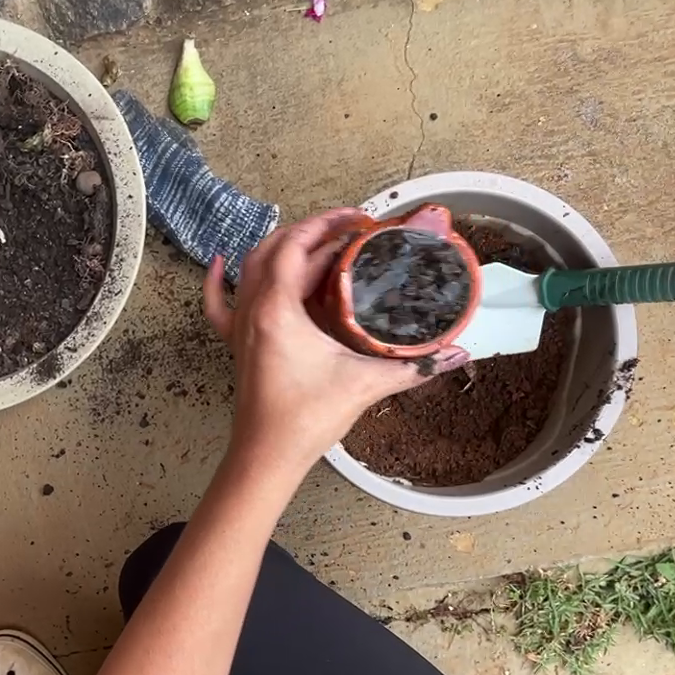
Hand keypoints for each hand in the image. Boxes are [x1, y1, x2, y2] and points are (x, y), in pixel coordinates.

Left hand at [203, 208, 466, 476]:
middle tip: (350, 231)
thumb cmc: (305, 419)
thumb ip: (414, 365)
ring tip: (316, 243)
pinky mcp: (237, 345)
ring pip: (252, 269)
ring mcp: (240, 327)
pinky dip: (219, 280)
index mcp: (277, 309)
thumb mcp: (365, 384)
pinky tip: (221, 264)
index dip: (328, 223)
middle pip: (274, 249)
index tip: (360, 219)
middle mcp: (252, 310)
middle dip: (312, 232)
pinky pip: (218, 305)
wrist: (267, 455)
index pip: (296, 245)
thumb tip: (456, 353)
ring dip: (282, 249)